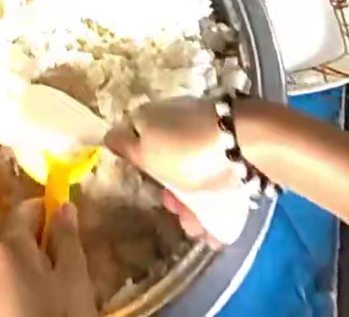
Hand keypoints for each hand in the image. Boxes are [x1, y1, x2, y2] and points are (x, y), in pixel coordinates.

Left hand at [0, 199, 97, 316]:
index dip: (50, 210)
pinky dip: (31, 290)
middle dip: (47, 244)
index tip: (72, 225)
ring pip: (18, 265)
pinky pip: (13, 288)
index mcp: (8, 246)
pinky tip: (50, 309)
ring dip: (41, 269)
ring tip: (66, 291)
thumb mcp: (73, 277)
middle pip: (21, 238)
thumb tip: (63, 205)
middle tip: (74, 263)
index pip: (26, 209)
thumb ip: (67, 237)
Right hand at [104, 98, 246, 244]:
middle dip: (170, 192)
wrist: (241, 143)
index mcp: (152, 117)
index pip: (136, 136)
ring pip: (191, 172)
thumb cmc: (185, 151)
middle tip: (176, 215)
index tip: (143, 185)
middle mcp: (174, 120)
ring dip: (192, 204)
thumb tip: (107, 134)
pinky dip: (212, 200)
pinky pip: (213, 176)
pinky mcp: (226, 148)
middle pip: (166, 159)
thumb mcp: (147, 152)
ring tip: (200, 231)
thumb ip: (125, 146)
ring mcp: (202, 133)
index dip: (137, 163)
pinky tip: (216, 229)